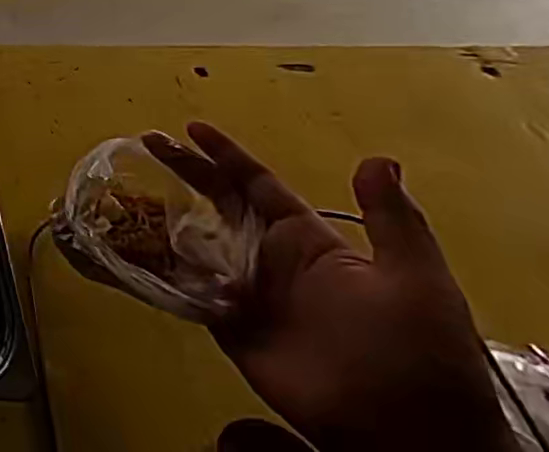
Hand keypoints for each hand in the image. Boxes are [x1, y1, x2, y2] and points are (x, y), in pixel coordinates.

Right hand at [142, 123, 515, 451]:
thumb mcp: (417, 281)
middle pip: (218, 202)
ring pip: (200, 244)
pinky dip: (168, 273)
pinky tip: (140, 251)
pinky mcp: (235, 332)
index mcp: (307, 239)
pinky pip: (194, 294)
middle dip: (184, 170)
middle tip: (147, 143)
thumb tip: (379, 158)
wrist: (409, 439)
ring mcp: (251, 295)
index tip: (192, 128)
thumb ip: (392, 220)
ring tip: (130, 192)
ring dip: (168, 217)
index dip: (224, 154)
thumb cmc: (418, 355)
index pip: (256, 183)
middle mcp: (272, 259)